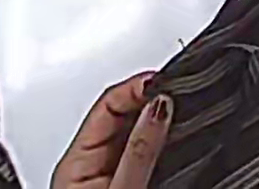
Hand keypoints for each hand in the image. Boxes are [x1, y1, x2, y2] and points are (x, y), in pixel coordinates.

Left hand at [50, 72, 171, 188]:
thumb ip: (139, 150)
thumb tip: (160, 102)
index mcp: (75, 165)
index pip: (107, 101)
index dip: (139, 84)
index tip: (167, 80)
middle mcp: (88, 168)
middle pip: (125, 110)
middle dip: (153, 96)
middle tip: (180, 90)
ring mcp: (108, 177)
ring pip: (138, 128)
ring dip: (160, 115)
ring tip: (183, 107)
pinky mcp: (128, 184)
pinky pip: (147, 148)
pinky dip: (164, 135)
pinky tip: (178, 132)